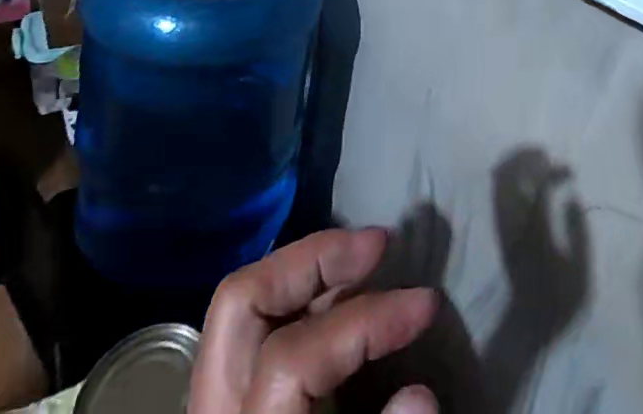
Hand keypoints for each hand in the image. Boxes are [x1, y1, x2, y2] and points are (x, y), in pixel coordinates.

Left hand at [188, 228, 439, 413]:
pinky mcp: (232, 403)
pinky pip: (260, 327)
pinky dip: (305, 295)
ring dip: (309, 266)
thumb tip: (420, 393)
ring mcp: (216, 405)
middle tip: (378, 245)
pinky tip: (343, 293)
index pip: (292, 359)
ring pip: (244, 305)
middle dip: (315, 259)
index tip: (426, 304)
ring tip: (365, 255)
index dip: (365, 321)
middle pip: (241, 303)